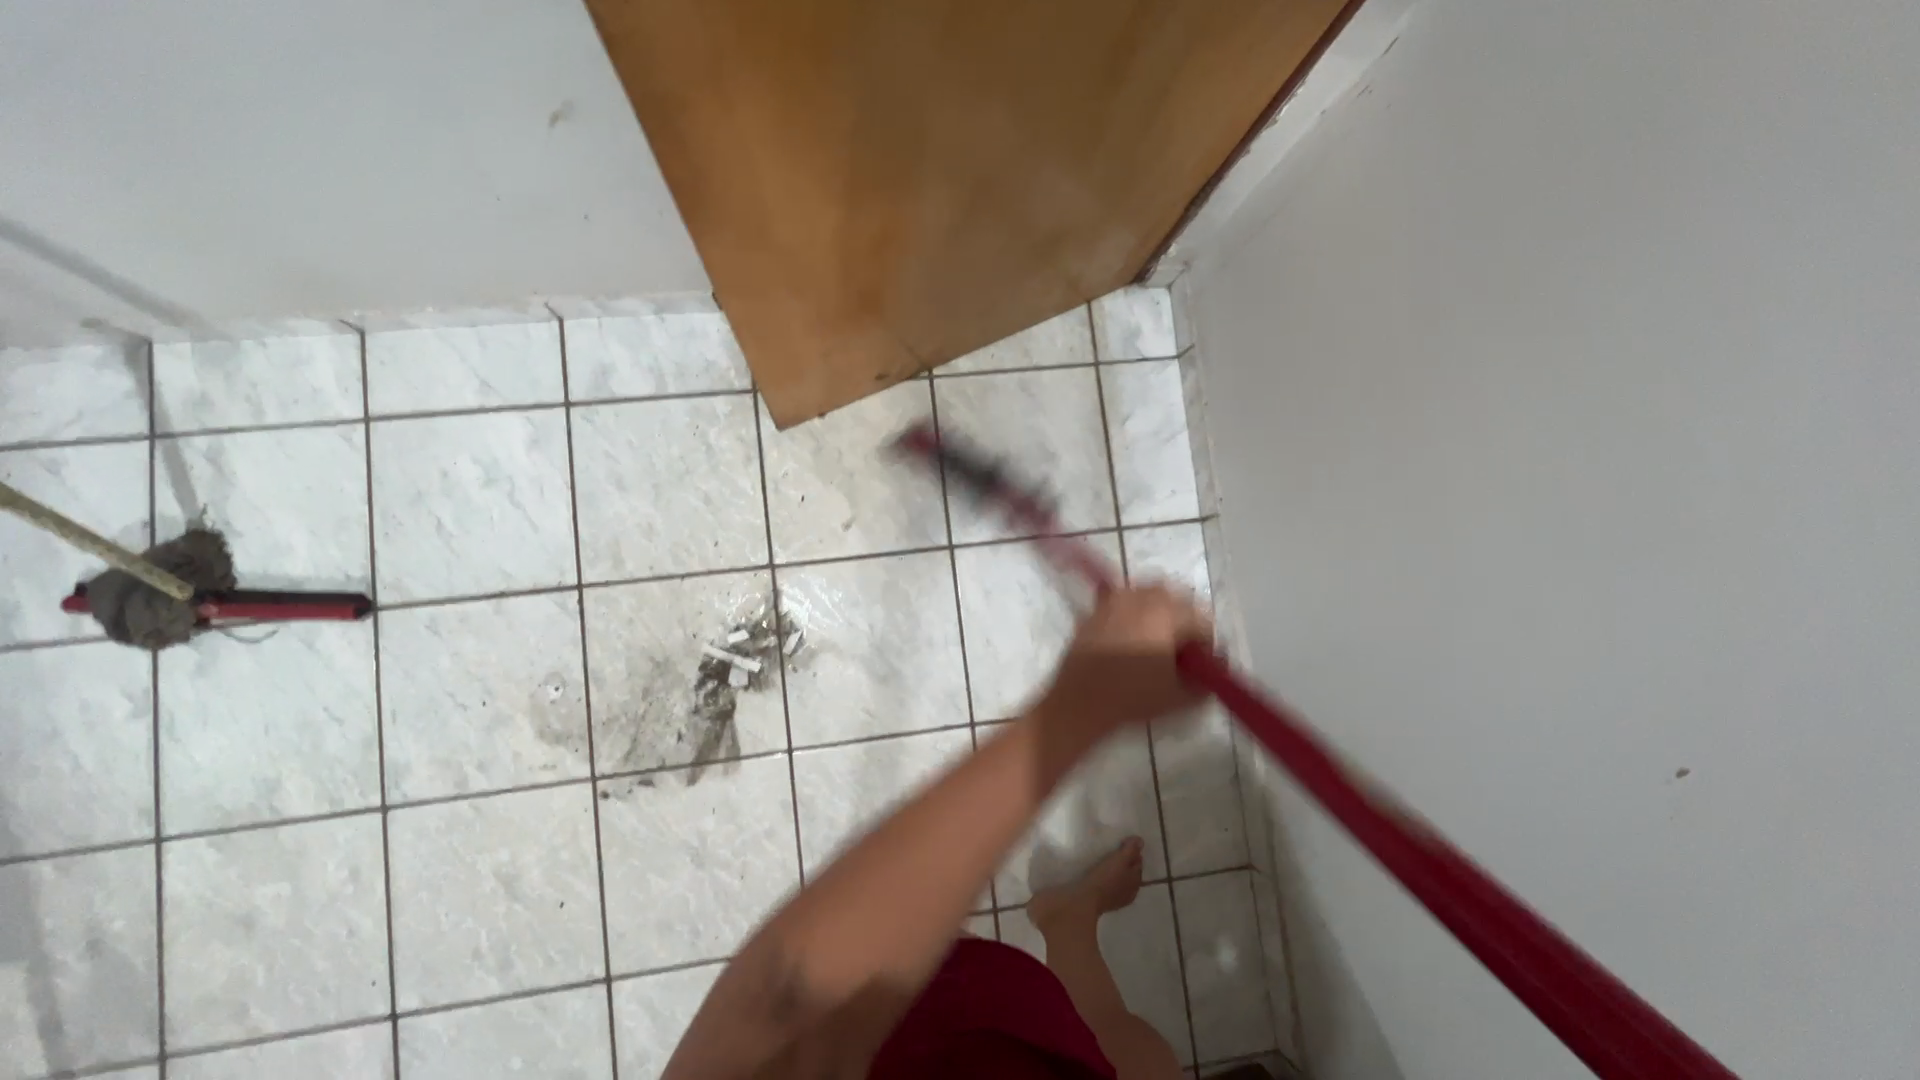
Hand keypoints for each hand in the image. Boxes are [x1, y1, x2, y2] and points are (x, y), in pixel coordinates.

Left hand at [1033, 583, 1212, 737]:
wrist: (1079, 701)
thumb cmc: (1132, 697)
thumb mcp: (1179, 696)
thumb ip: (1206, 682)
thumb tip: (1215, 672)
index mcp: (1168, 614)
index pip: (1202, 619)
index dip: (1207, 643)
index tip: (1202, 664)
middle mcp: (1142, 598)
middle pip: (1176, 599)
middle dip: (1184, 621)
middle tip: (1181, 650)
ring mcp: (1115, 600)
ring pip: (1148, 595)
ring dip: (1159, 613)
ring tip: (1156, 643)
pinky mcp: (1095, 610)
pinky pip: (1123, 602)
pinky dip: (1133, 614)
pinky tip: (1130, 640)